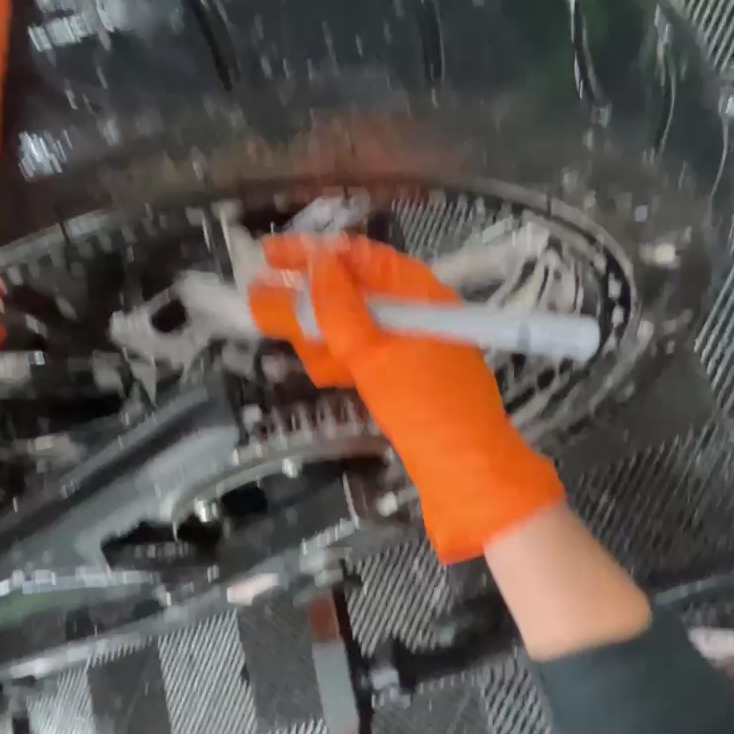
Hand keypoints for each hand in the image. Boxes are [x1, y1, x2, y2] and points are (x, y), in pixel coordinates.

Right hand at [250, 234, 564, 563]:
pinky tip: (327, 374)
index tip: (267, 254)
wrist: (471, 480)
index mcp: (421, 294)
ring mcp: (416, 353)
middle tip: (261, 306)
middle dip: (312, 300)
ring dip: (325, 337)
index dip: (312, 252)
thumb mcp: (375, 352)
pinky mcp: (409, 387)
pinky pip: (367, 363)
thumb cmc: (427, 409)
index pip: (360, 257)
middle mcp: (419, 316)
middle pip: (354, 293)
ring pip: (355, 331)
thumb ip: (339, 306)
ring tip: (304, 349)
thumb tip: (315, 259)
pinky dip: (345, 364)